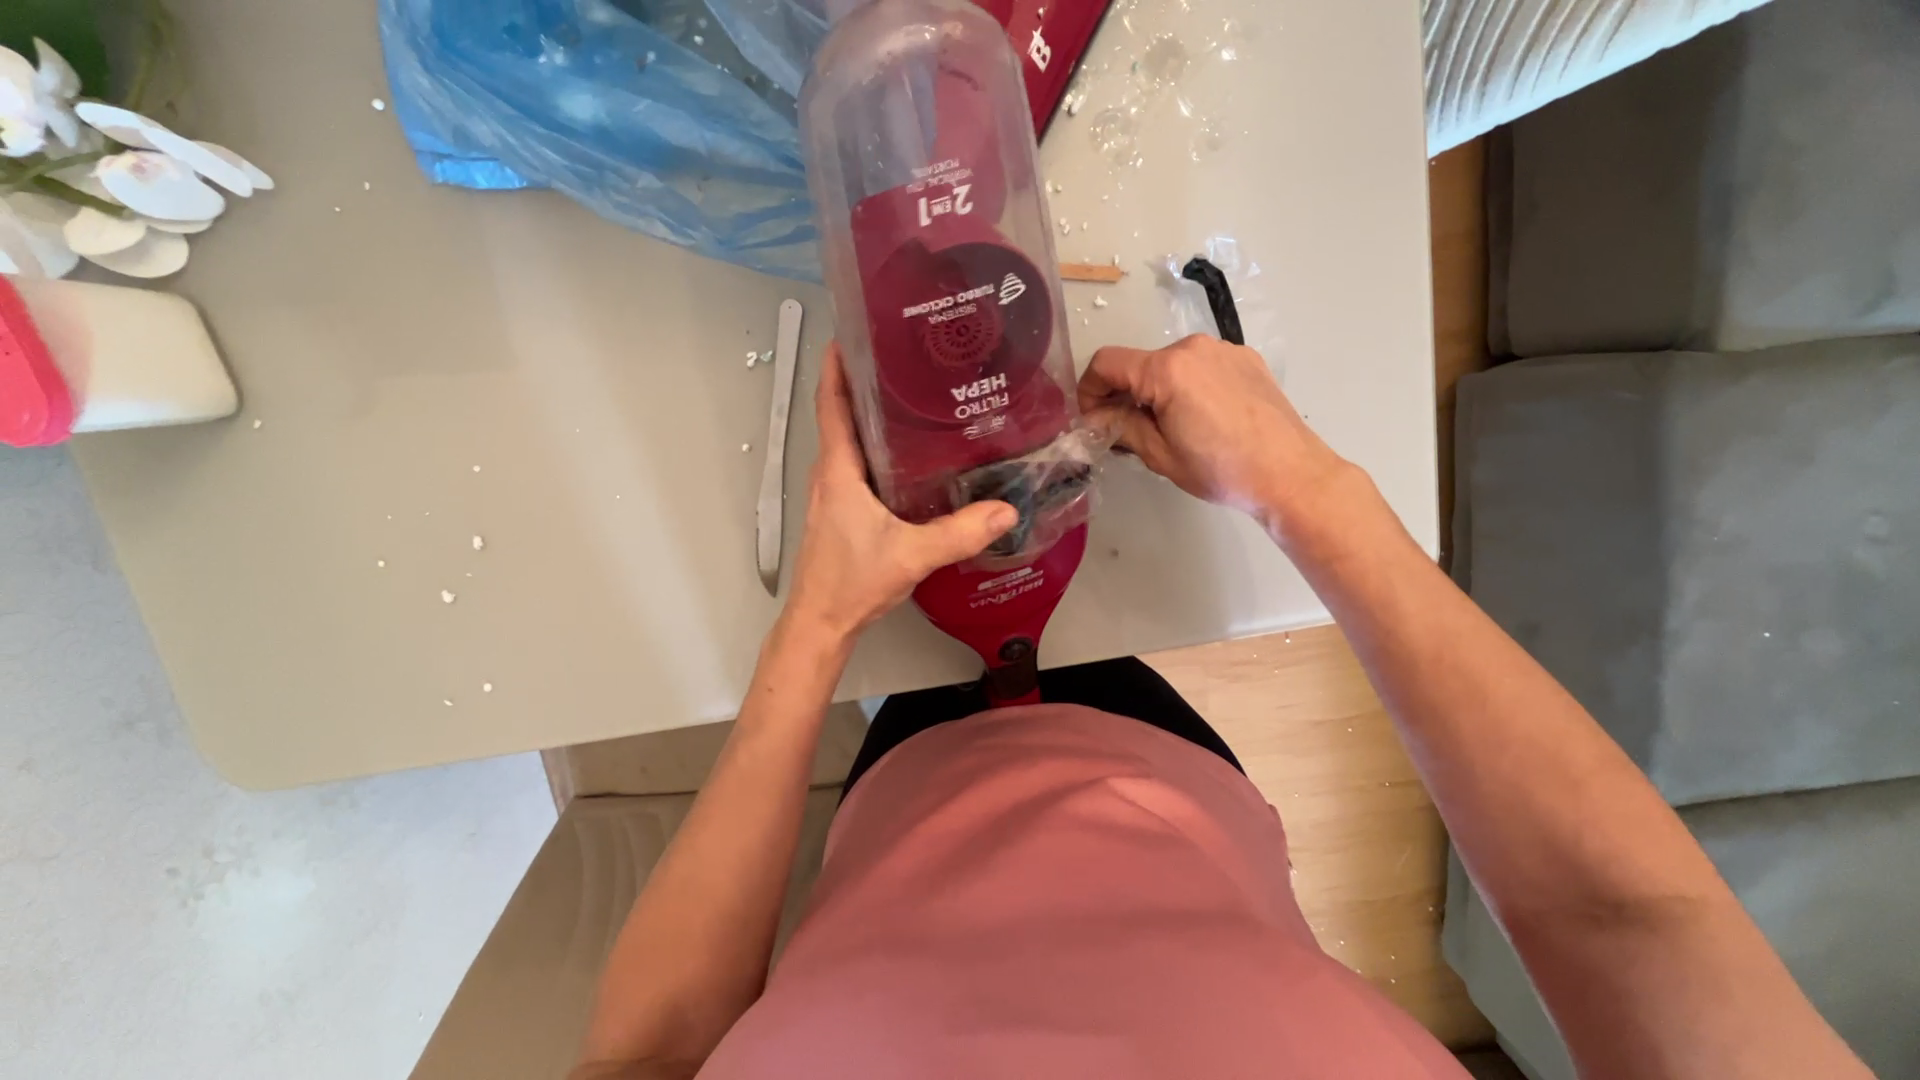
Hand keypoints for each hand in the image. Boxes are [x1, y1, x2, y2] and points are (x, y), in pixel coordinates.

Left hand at [784, 345, 1017, 640]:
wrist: (820, 622)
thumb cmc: (850, 582)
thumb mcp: (910, 554)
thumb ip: (959, 534)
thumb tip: (1005, 511)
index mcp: (838, 470)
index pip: (831, 403)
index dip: (836, 365)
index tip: (851, 333)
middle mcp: (830, 474)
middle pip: (840, 415)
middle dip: (863, 382)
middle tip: (901, 359)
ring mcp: (832, 493)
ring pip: (849, 441)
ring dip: (869, 416)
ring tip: (910, 397)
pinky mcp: (840, 510)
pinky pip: (856, 466)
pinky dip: (875, 449)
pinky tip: (908, 457)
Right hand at [1077, 335, 1350, 525]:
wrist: (1290, 473)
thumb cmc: (1222, 470)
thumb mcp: (1160, 455)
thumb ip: (1120, 428)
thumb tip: (1094, 419)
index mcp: (1167, 370)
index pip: (1106, 363)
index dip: (1089, 391)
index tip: (1093, 420)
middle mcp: (1193, 348)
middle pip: (1139, 364)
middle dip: (1125, 395)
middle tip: (1129, 434)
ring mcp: (1223, 350)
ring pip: (1170, 365)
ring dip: (1157, 391)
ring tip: (1171, 429)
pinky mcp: (1245, 359)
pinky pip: (1200, 367)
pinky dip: (1187, 387)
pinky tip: (1203, 419)